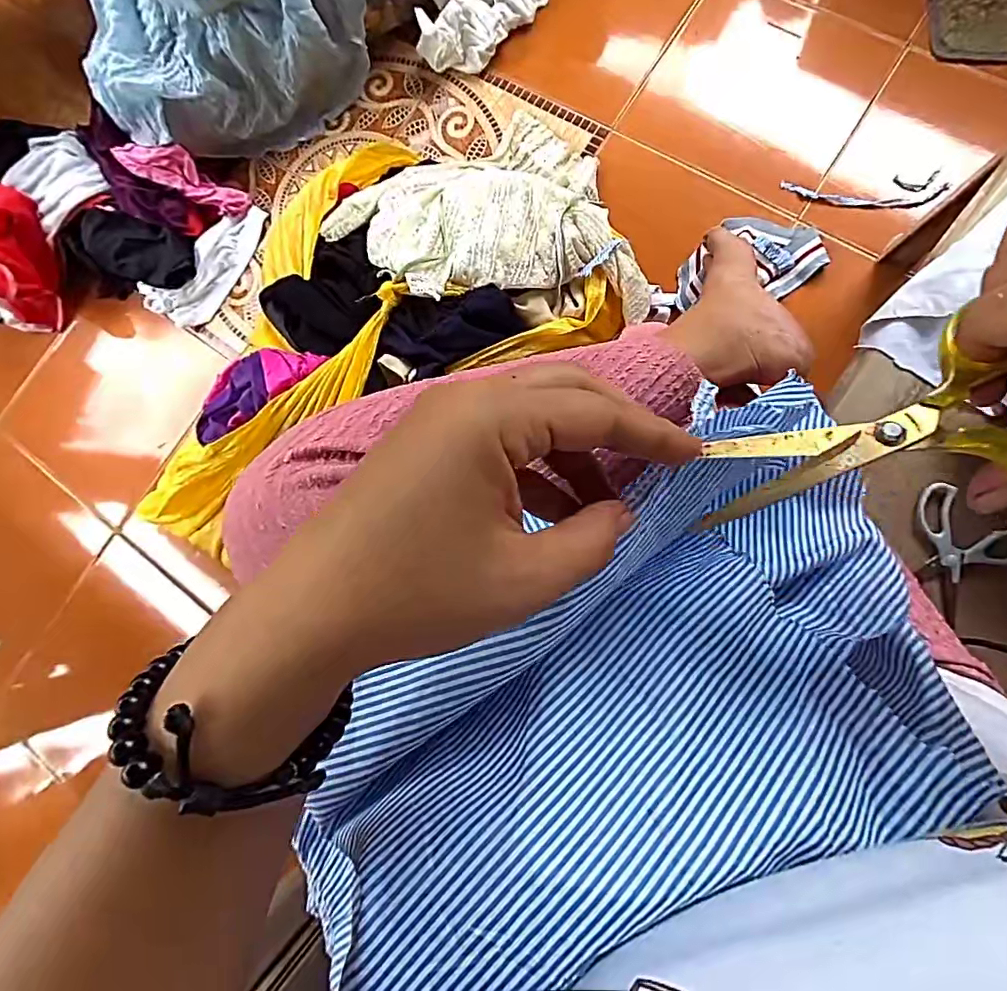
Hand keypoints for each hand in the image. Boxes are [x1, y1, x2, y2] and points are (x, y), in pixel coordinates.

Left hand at [156, 366, 701, 782]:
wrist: (310, 615)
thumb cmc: (418, 596)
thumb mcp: (526, 579)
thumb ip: (594, 539)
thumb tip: (623, 510)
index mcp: (491, 417)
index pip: (594, 411)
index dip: (652, 435)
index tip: (696, 453)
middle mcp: (469, 398)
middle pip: (570, 392)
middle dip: (622, 426)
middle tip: (663, 459)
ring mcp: (446, 415)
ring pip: (540, 411)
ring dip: (584, 448)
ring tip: (614, 497)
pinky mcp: (434, 440)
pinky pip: (508, 435)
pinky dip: (546, 463)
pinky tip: (563, 506)